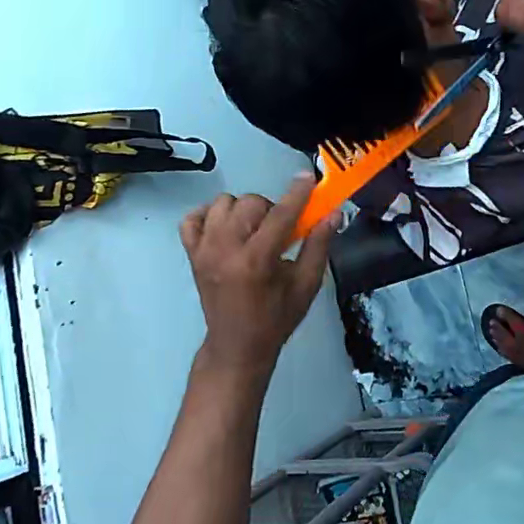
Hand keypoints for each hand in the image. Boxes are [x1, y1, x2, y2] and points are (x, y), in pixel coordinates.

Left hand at [179, 173, 332, 381]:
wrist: (237, 345)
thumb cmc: (277, 318)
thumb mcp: (306, 285)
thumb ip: (319, 246)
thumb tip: (333, 213)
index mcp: (256, 261)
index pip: (280, 214)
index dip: (297, 193)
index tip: (308, 178)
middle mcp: (225, 250)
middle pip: (250, 203)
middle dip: (272, 209)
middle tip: (281, 231)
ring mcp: (203, 250)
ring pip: (224, 204)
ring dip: (244, 210)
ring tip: (254, 230)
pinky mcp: (191, 254)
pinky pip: (194, 217)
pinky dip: (210, 215)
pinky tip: (226, 228)